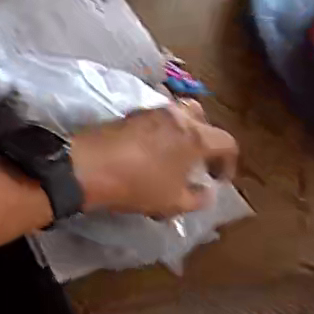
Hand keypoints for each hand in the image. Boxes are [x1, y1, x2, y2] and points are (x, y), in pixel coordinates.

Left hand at [72, 101, 237, 216]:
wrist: (85, 167)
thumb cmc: (136, 185)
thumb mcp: (173, 201)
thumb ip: (198, 197)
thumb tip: (206, 191)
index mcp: (193, 134)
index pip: (226, 142)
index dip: (228, 162)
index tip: (217, 179)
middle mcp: (173, 115)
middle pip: (199, 116)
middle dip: (204, 135)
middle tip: (197, 158)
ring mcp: (146, 112)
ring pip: (172, 113)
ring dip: (178, 131)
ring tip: (171, 155)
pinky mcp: (123, 115)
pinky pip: (149, 119)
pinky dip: (156, 131)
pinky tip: (147, 151)